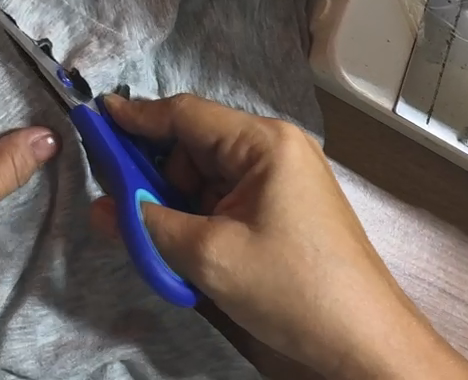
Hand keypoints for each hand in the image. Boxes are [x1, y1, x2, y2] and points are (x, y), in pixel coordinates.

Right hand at [92, 95, 467, 379]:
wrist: (373, 352)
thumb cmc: (294, 291)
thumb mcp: (209, 256)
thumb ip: (148, 222)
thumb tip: (102, 207)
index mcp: (263, 142)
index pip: (185, 114)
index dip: (135, 116)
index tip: (94, 117)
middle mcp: (274, 147)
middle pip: (193, 143)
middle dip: (155, 172)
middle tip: (120, 200)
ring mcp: (283, 176)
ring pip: (206, 172)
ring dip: (176, 199)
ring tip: (157, 236)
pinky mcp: (284, 205)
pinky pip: (226, 193)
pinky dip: (199, 213)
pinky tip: (186, 243)